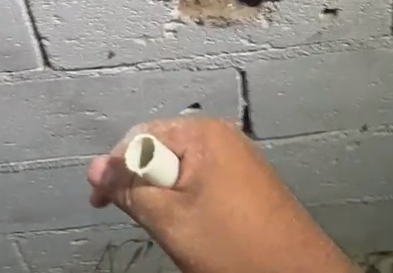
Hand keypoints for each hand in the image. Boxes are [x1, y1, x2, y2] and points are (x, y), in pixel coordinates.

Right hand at [87, 117, 352, 272]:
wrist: (297, 272)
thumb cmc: (233, 245)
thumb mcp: (171, 220)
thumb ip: (130, 189)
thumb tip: (95, 166)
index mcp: (203, 133)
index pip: (142, 135)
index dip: (117, 168)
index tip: (101, 203)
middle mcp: (222, 134)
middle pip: (162, 147)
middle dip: (143, 181)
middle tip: (141, 220)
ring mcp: (238, 155)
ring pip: (181, 167)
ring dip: (166, 194)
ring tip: (171, 228)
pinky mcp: (248, 178)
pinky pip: (203, 178)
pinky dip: (189, 199)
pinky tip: (195, 227)